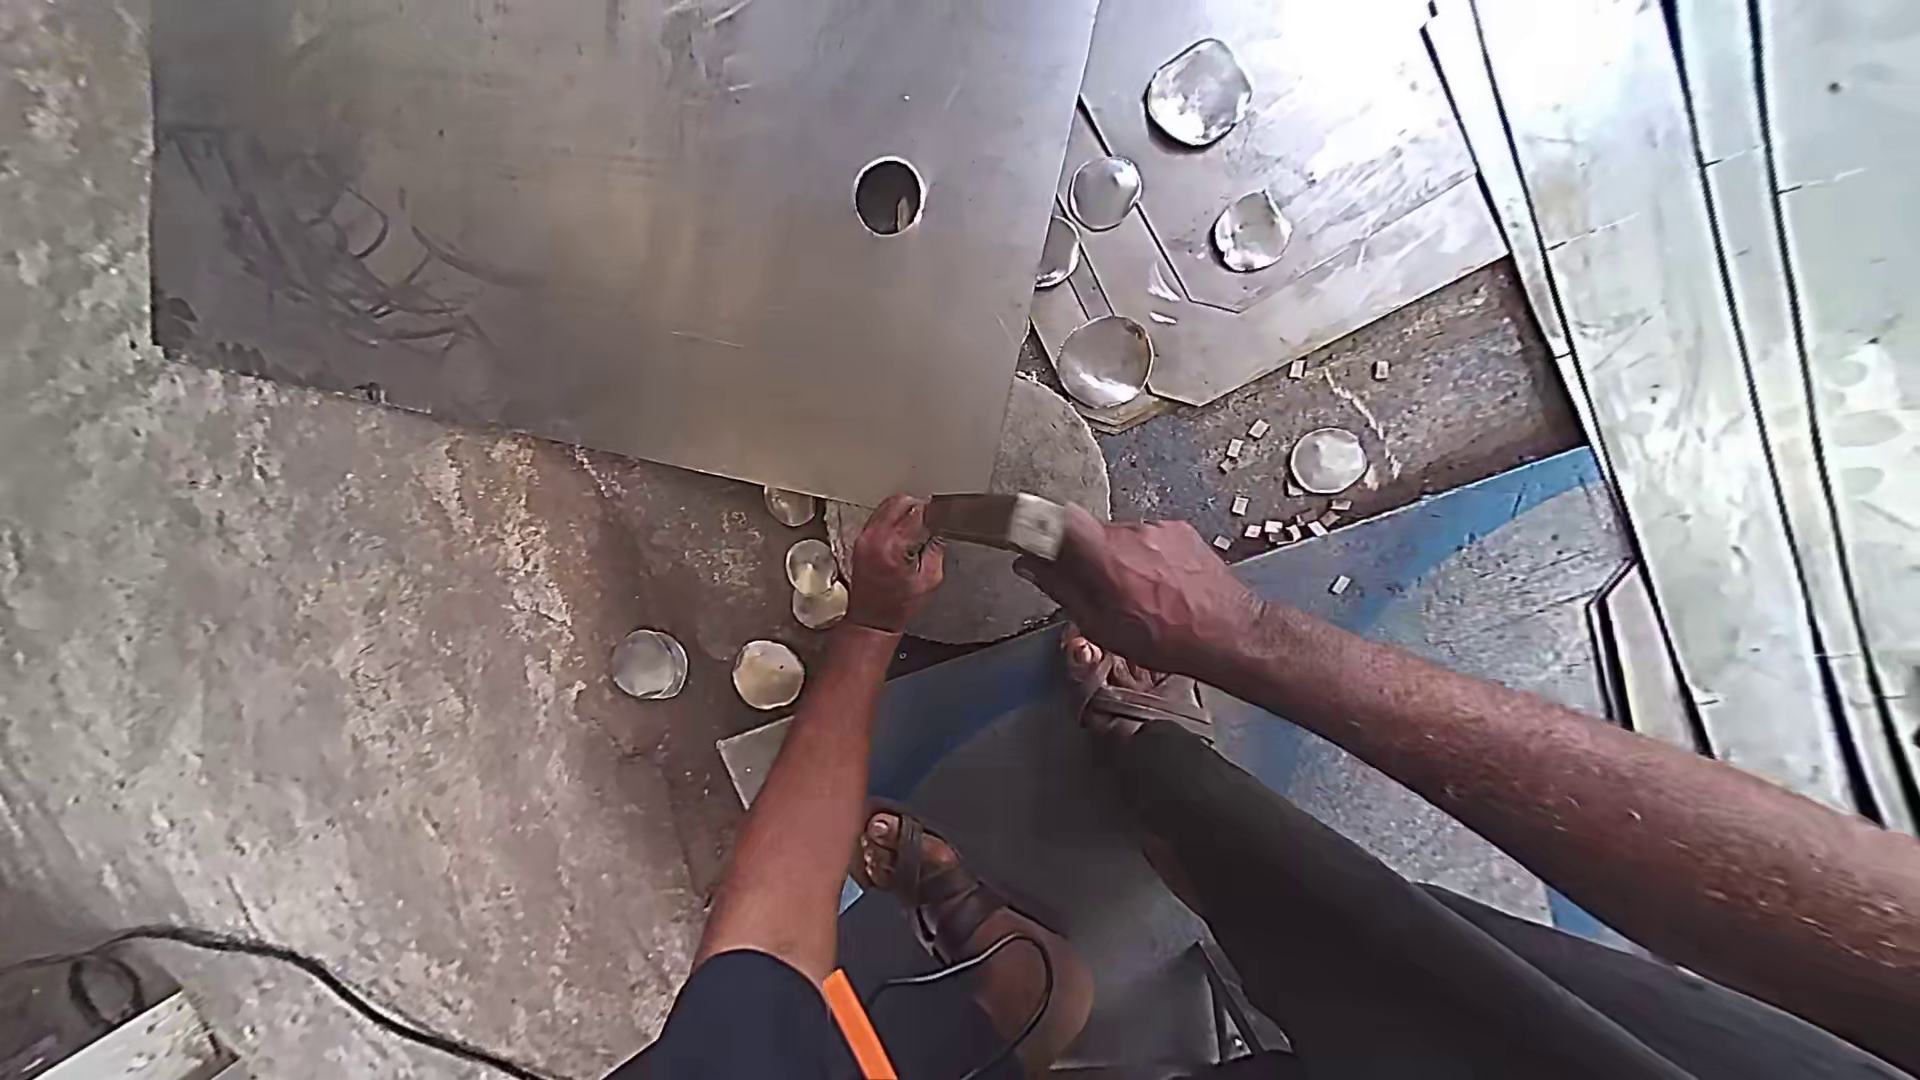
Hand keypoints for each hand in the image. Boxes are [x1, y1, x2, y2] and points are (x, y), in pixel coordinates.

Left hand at [845, 494, 945, 632]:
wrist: (872, 619)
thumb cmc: (898, 605)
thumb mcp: (930, 579)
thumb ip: (936, 549)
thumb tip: (941, 530)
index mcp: (893, 545)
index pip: (916, 512)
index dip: (932, 511)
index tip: (941, 515)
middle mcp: (875, 537)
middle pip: (899, 502)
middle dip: (918, 507)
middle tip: (931, 519)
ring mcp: (864, 537)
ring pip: (887, 505)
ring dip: (904, 510)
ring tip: (917, 526)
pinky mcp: (860, 540)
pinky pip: (878, 516)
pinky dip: (892, 517)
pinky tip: (903, 532)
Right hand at [1015, 504, 1264, 678]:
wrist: (1229, 634)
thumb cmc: (1168, 638)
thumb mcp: (1101, 625)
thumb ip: (1061, 590)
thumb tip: (1030, 566)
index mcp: (1107, 558)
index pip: (1059, 519)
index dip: (1038, 521)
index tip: (1028, 530)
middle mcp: (1131, 534)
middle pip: (1089, 531)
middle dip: (1085, 554)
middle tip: (1096, 586)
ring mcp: (1158, 528)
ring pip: (1119, 535)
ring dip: (1117, 556)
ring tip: (1137, 591)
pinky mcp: (1178, 529)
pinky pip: (1146, 536)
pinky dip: (1143, 555)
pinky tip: (1158, 583)